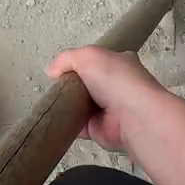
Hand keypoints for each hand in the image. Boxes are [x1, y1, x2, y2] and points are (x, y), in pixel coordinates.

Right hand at [44, 46, 178, 156]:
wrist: (133, 116)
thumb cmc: (115, 80)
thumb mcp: (87, 55)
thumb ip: (66, 59)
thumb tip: (51, 72)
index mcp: (120, 63)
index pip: (97, 61)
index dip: (80, 63)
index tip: (64, 68)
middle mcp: (117, 86)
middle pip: (88, 84)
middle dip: (73, 85)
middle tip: (58, 87)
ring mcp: (109, 109)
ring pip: (82, 105)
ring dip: (69, 104)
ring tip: (55, 101)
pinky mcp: (100, 129)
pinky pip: (78, 125)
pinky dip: (69, 122)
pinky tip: (59, 117)